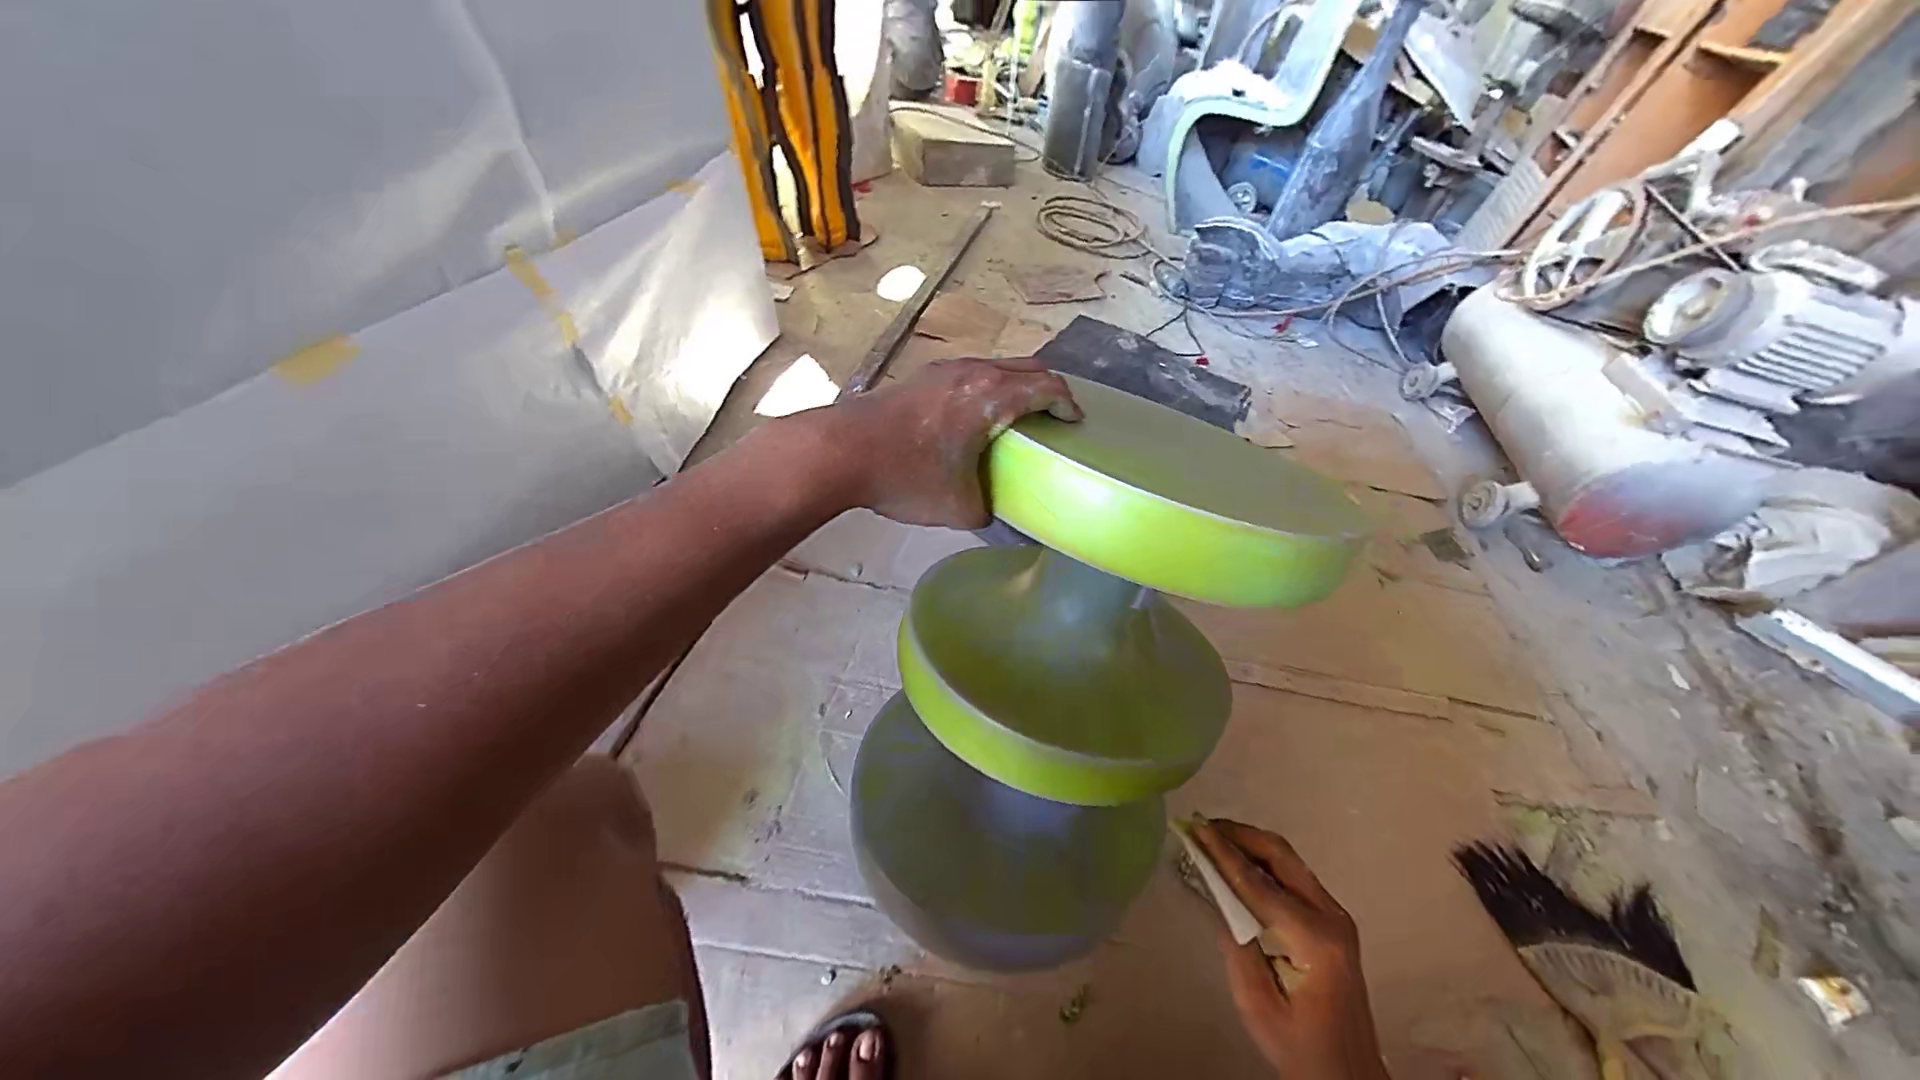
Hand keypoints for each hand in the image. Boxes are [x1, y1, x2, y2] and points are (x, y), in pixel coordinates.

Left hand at [815, 358, 1079, 527]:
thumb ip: (989, 511)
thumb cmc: (905, 476)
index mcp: (992, 395)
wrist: (839, 451)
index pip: (1047, 387)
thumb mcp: (959, 507)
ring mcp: (943, 370)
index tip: (1075, 422)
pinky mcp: (920, 378)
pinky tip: (975, 418)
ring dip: (1014, 386)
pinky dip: (987, 389)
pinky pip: (970, 375)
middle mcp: (972, 372)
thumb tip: (996, 515)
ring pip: (996, 367)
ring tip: (1018, 418)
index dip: (1068, 404)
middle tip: (1053, 417)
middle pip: (1026, 366)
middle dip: (1047, 389)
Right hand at [1192, 819, 1389, 1079]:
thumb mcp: (1257, 1004)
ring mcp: (1336, 916)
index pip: (1258, 883)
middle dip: (1239, 835)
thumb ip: (1236, 947)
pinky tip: (1238, 860)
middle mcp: (1332, 918)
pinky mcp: (1333, 920)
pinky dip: (1262, 860)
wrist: (1350, 1076)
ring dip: (1250, 843)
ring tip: (1214, 835)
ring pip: (1288, 860)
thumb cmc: (1301, 1047)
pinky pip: (1293, 875)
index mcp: (1315, 940)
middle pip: (1280, 856)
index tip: (1195, 828)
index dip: (1223, 853)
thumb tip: (1217, 896)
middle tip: (1202, 826)